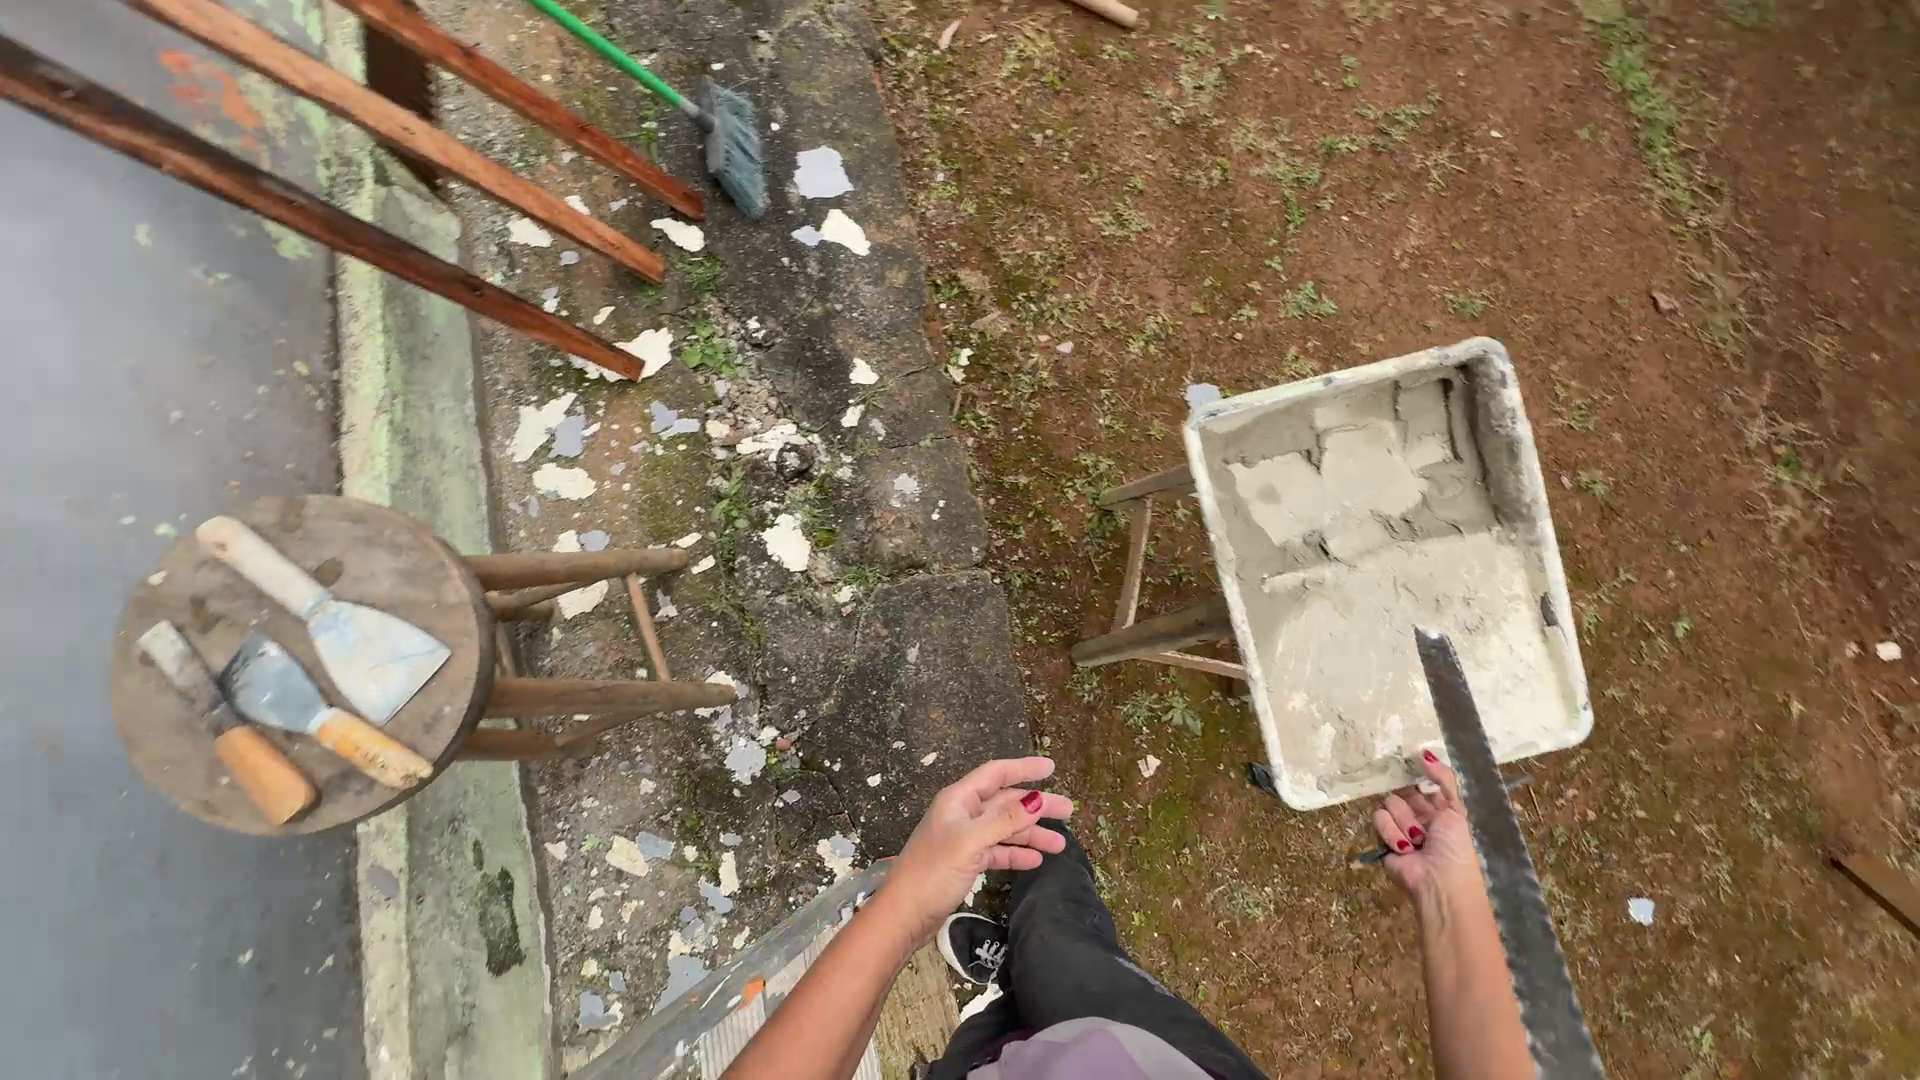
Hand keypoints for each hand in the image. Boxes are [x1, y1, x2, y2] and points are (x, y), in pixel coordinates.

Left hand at [878, 756, 1074, 942]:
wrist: (904, 915)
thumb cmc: (932, 872)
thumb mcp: (970, 842)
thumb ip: (1004, 820)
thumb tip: (1036, 799)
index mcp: (959, 800)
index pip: (996, 774)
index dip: (1023, 768)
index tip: (1051, 767)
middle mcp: (963, 814)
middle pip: (1005, 802)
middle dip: (1035, 805)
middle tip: (1067, 809)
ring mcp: (965, 839)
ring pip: (1004, 828)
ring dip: (1031, 833)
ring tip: (1061, 844)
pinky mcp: (966, 862)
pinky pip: (997, 851)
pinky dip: (1016, 854)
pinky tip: (1036, 860)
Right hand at [1374, 750, 1482, 901]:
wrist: (1440, 881)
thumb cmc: (1456, 847)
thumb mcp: (1457, 810)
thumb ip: (1444, 779)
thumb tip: (1423, 751)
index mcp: (1437, 810)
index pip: (1419, 784)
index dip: (1414, 776)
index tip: (1409, 762)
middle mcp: (1417, 816)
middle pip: (1400, 792)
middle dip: (1411, 806)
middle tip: (1423, 822)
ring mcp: (1398, 827)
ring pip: (1388, 804)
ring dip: (1404, 822)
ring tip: (1417, 841)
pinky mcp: (1382, 838)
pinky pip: (1379, 820)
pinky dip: (1393, 834)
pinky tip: (1405, 848)